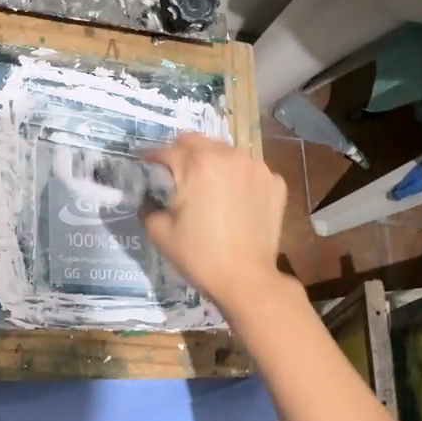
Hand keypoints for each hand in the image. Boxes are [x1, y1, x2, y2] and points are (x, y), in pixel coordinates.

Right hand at [142, 134, 290, 309]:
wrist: (246, 278)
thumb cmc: (199, 255)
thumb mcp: (160, 232)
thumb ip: (148, 206)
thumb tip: (149, 198)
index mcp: (197, 164)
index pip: (167, 150)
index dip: (152, 158)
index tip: (145, 166)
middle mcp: (229, 156)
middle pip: (198, 142)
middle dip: (182, 153)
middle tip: (176, 174)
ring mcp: (257, 167)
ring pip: (227, 153)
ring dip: (213, 163)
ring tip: (208, 187)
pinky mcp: (276, 183)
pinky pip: (250, 171)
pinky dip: (239, 179)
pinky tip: (235, 201)